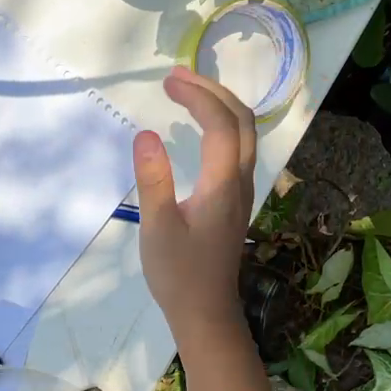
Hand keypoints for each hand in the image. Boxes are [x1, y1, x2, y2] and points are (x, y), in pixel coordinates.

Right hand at [134, 65, 256, 340]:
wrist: (205, 312)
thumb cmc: (178, 274)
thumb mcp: (157, 229)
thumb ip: (153, 180)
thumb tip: (145, 134)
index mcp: (223, 185)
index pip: (220, 124)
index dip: (197, 96)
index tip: (167, 83)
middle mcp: (241, 182)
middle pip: (242, 121)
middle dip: (212, 91)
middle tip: (177, 78)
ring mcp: (243, 192)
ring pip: (245, 134)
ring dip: (220, 107)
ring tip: (188, 94)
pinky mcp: (235, 202)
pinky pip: (238, 150)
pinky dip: (222, 127)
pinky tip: (200, 130)